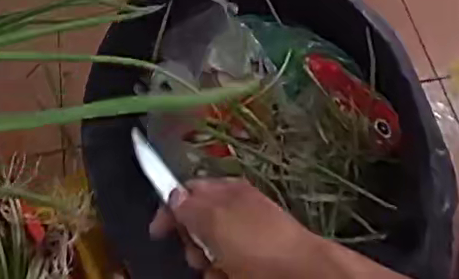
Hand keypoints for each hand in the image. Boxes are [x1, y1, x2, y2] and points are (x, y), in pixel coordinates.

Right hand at [149, 178, 349, 278]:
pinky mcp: (254, 261)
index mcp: (226, 189)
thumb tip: (172, 195)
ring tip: (216, 271)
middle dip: (190, 241)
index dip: (170, 207)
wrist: (302, 272)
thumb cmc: (257, 242)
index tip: (157, 231)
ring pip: (210, 249)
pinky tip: (228, 278)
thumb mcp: (216, 219)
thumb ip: (190, 205)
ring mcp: (246, 235)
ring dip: (206, 264)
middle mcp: (235, 208)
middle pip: (197, 222)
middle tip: (197, 256)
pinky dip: (222, 273)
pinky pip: (226, 265)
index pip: (189, 188)